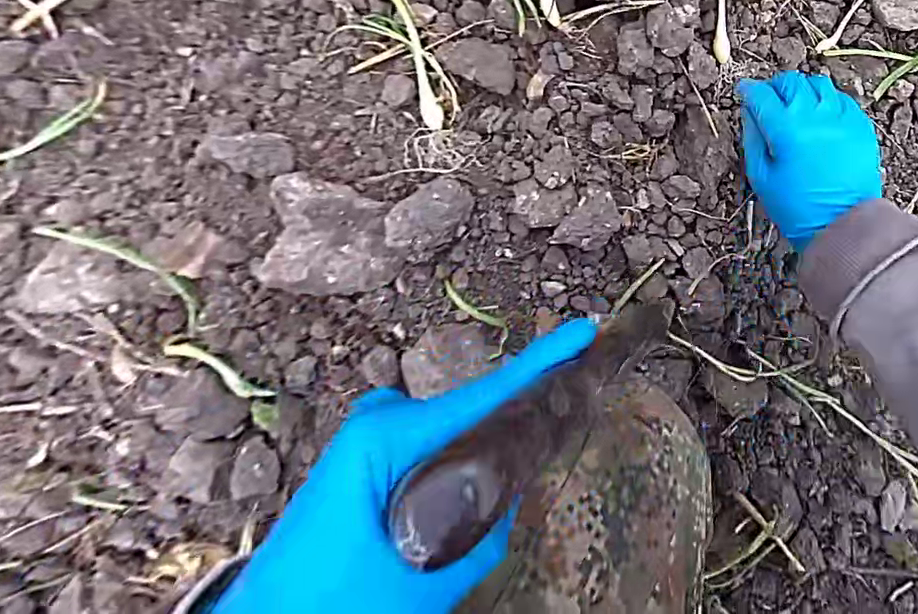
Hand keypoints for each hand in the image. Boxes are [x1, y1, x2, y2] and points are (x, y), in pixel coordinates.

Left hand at [212, 319, 597, 613]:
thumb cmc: (333, 609)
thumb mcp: (426, 579)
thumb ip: (487, 529)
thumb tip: (512, 491)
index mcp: (390, 436)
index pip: (489, 392)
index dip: (545, 360)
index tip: (584, 332)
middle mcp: (383, 419)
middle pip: (476, 409)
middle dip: (511, 430)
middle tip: (520, 475)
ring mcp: (372, 431)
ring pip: (455, 431)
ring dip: (477, 457)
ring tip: (446, 529)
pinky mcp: (365, 450)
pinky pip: (432, 442)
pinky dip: (451, 464)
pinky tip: (432, 513)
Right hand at [738, 71, 882, 249]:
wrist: (844, 225)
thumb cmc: (799, 208)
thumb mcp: (762, 177)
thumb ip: (753, 139)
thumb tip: (750, 111)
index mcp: (786, 129)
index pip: (761, 95)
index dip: (749, 91)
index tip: (746, 92)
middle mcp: (815, 115)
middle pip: (790, 81)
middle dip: (776, 87)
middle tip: (771, 100)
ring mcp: (841, 117)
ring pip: (818, 84)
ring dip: (803, 90)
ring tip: (798, 106)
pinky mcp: (860, 124)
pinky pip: (842, 99)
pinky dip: (828, 101)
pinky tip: (822, 116)